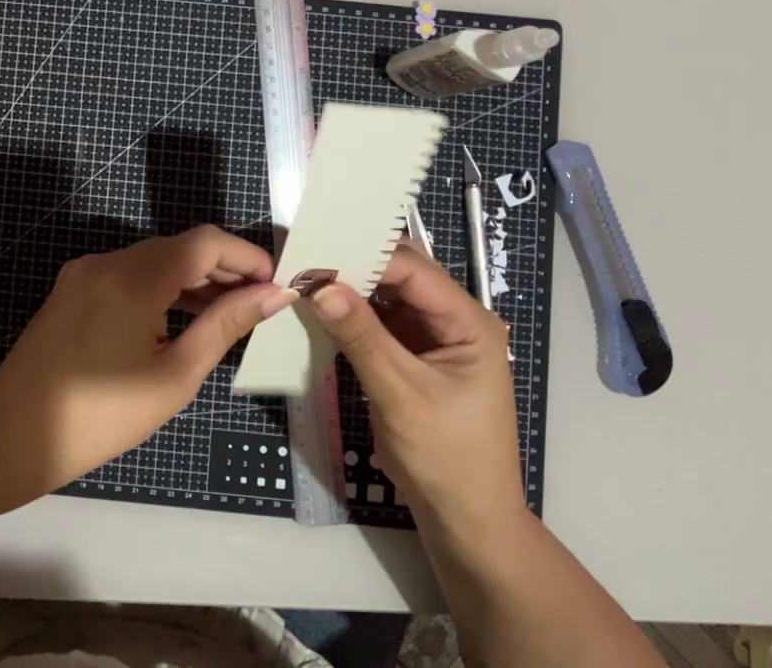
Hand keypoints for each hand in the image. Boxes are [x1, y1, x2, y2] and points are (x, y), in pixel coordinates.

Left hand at [0, 226, 294, 493]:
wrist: (16, 431)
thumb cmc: (103, 415)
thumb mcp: (175, 375)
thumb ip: (224, 326)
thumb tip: (272, 294)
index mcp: (133, 278)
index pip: (203, 242)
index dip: (244, 256)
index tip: (276, 284)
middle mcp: (106, 262)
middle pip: (177, 246)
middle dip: (221, 267)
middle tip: (260, 301)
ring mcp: (83, 273)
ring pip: (151, 259)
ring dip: (191, 278)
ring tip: (229, 312)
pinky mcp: (71, 289)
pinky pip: (127, 274)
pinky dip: (160, 287)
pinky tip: (183, 316)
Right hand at [303, 244, 524, 528]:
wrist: (464, 515)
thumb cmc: (447, 455)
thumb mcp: (400, 393)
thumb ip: (361, 336)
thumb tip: (320, 286)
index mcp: (468, 323)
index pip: (413, 271)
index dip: (365, 257)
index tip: (315, 254)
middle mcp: (452, 321)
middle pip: (400, 277)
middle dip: (354, 266)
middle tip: (303, 259)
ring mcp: (430, 338)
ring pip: (384, 297)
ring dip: (348, 290)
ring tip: (303, 278)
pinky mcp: (409, 356)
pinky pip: (376, 322)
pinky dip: (349, 315)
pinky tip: (316, 309)